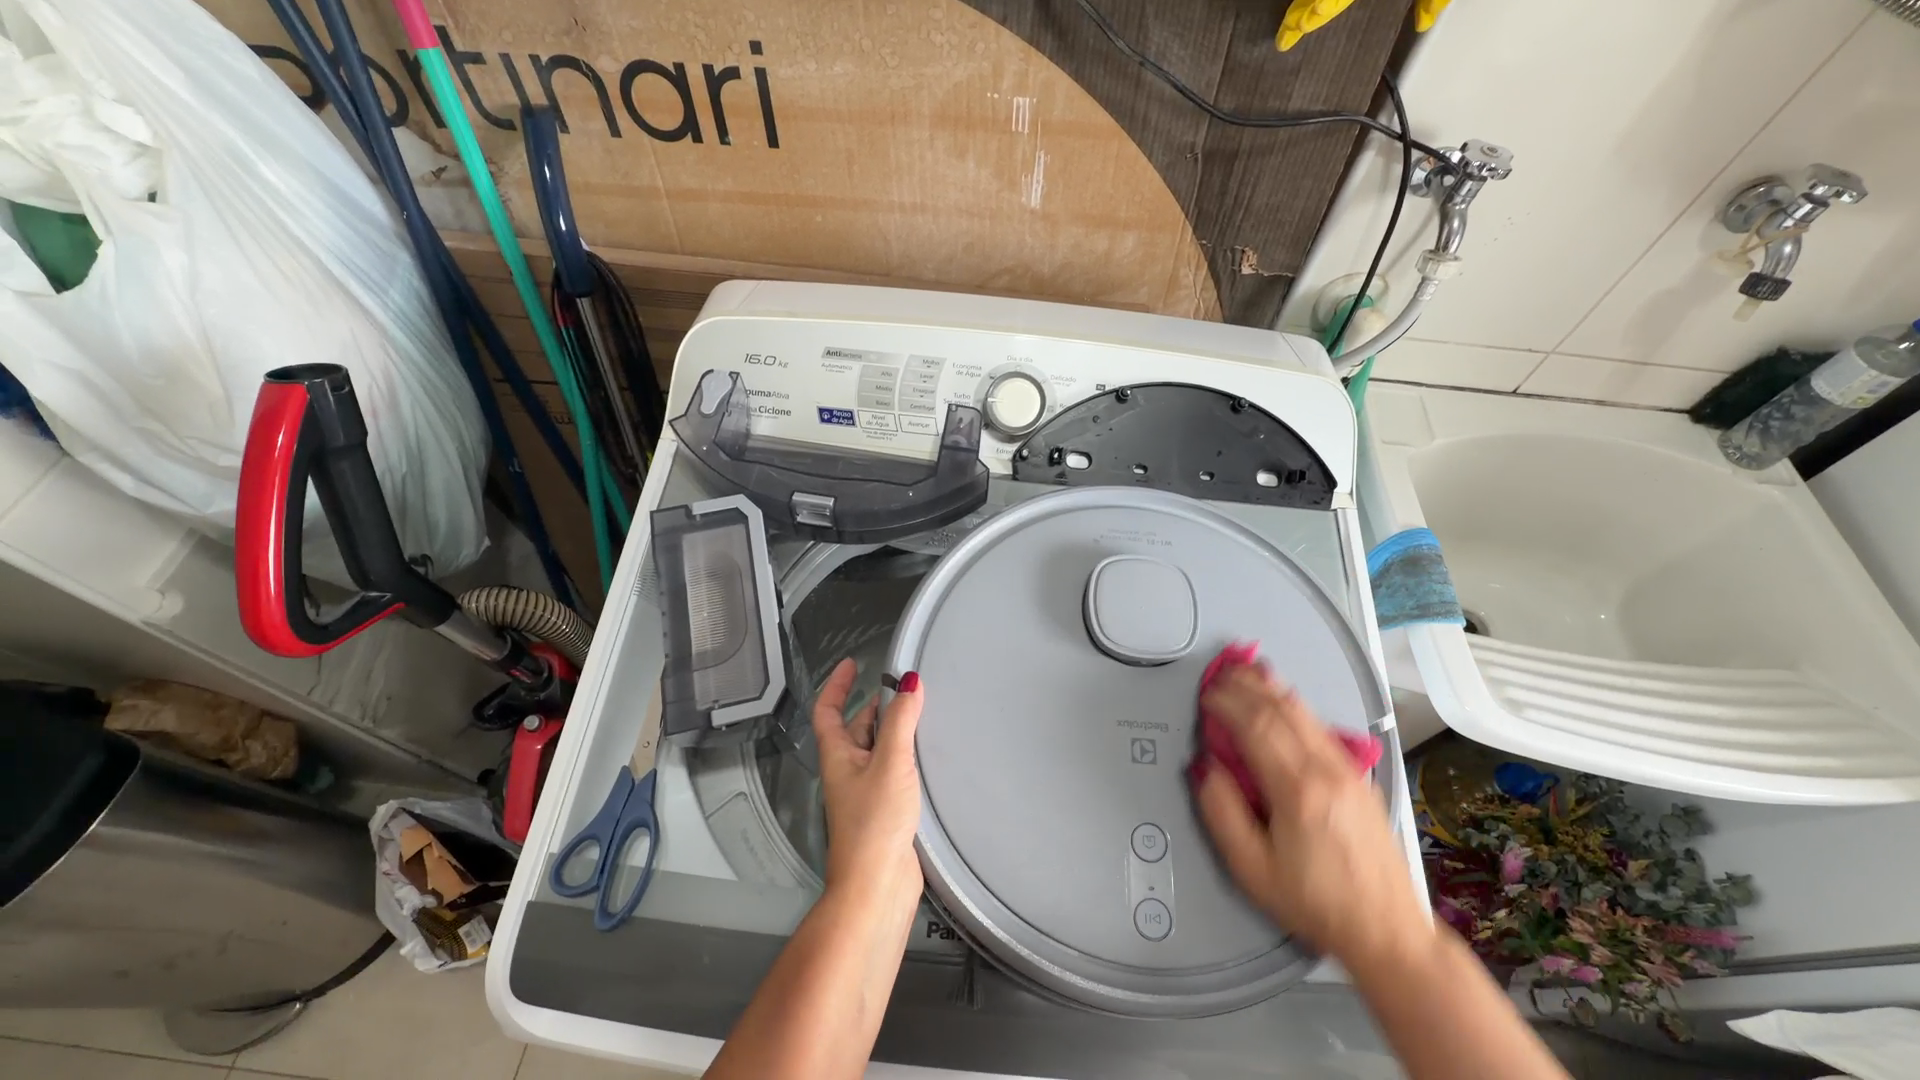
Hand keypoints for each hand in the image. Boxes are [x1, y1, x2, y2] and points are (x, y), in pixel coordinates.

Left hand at [814, 659, 924, 906]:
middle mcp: (847, 771)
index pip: (828, 711)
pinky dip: (905, 756)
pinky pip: (892, 771)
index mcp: (837, 756)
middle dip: (874, 706)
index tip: (852, 664)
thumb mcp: (891, 763)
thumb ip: (902, 721)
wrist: (877, 884)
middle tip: (901, 688)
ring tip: (919, 713)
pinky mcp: (884, 811)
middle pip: (855, 728)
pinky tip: (927, 755)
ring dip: (892, 730)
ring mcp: (865, 792)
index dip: (837, 685)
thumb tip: (909, 682)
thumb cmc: (874, 822)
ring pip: (876, 750)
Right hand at [1193, 664, 1431, 972]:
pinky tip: (1285, 701)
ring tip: (1248, 673)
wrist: (1387, 930)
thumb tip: (1205, 767)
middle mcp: (1327, 770)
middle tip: (1221, 672)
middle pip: (1282, 710)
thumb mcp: (1251, 868)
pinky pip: (1321, 729)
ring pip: (1306, 714)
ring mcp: (1349, 770)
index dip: (1227, 703)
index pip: (1255, 726)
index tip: (1206, 694)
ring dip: (1273, 689)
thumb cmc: (1315, 903)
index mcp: (1297, 790)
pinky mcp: (1360, 778)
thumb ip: (1221, 812)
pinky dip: (1296, 707)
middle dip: (1247, 686)